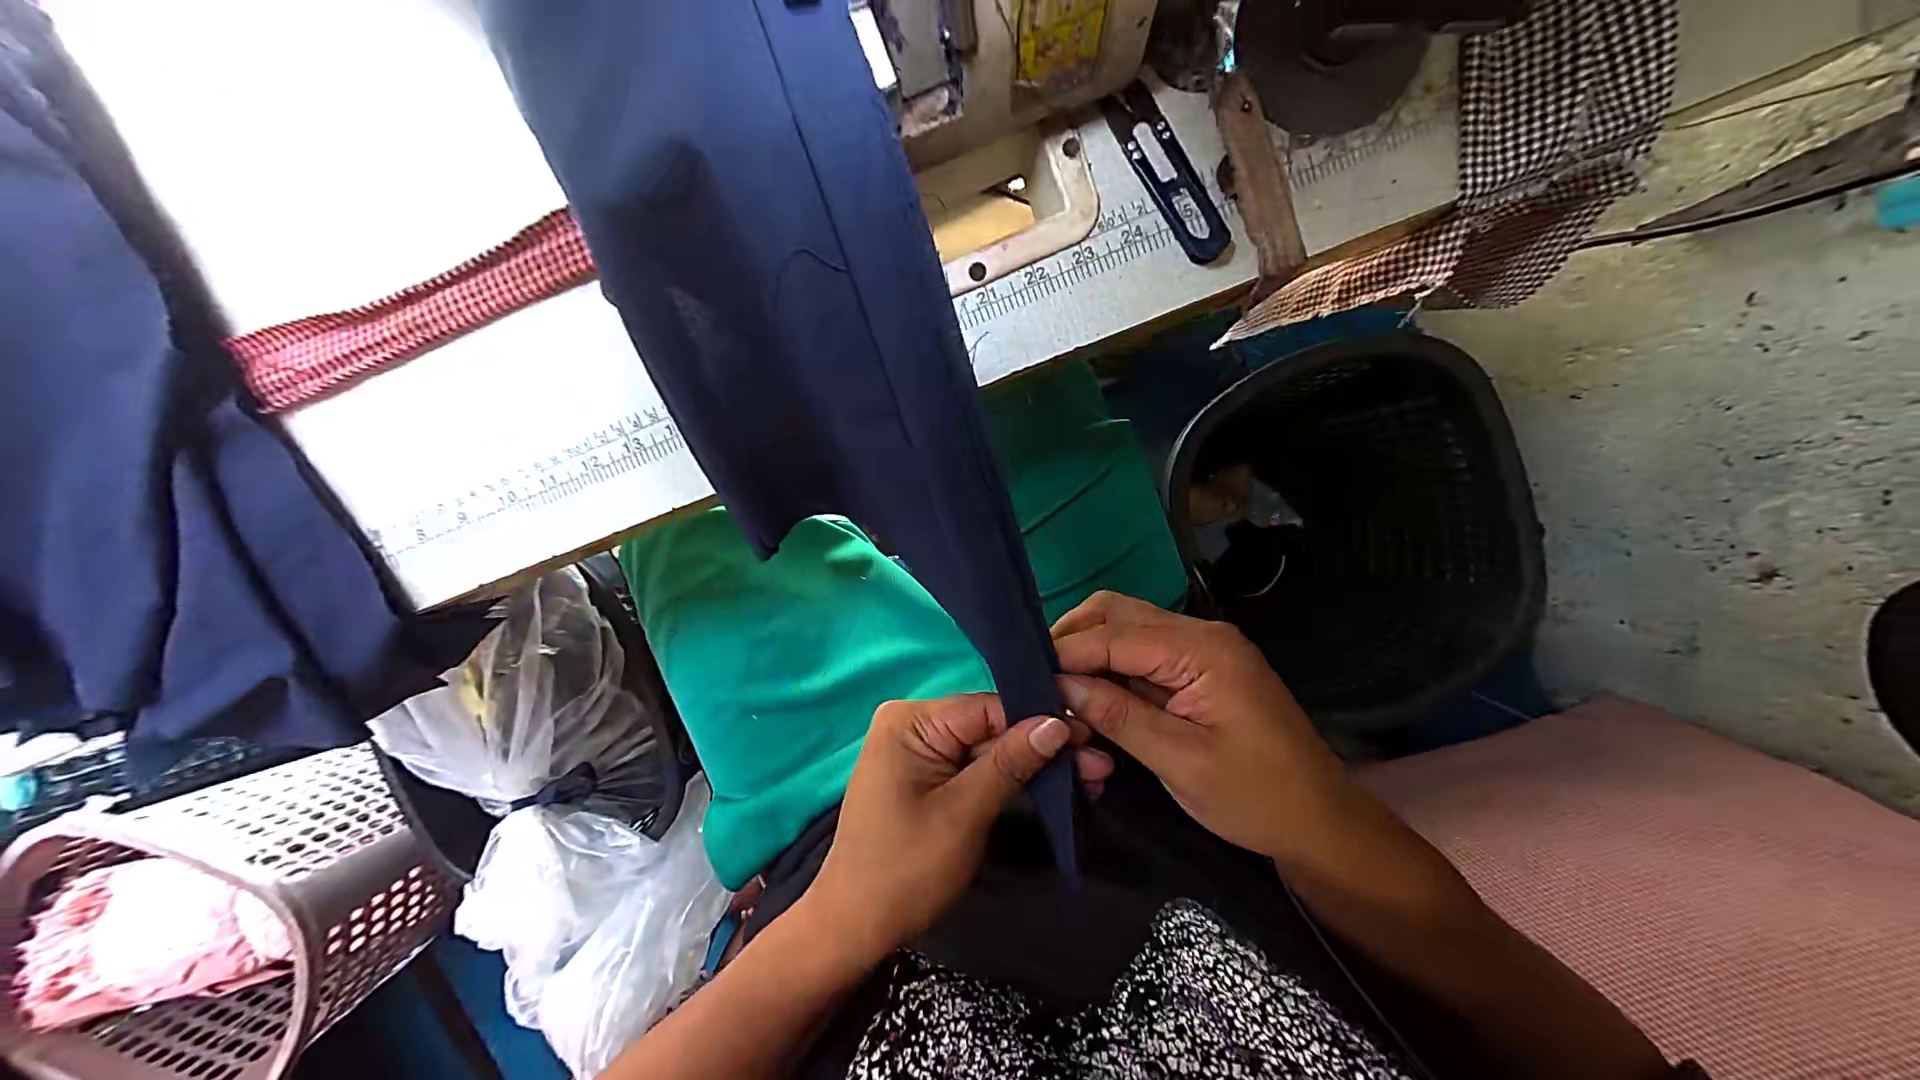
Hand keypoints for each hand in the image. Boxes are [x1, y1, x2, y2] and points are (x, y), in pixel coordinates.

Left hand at [799, 694, 1112, 967]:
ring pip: (988, 748)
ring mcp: (919, 749)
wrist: (854, 926)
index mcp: (911, 721)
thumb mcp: (964, 813)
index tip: (1091, 732)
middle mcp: (913, 724)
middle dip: (1044, 745)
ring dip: (1034, 763)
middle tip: (1100, 763)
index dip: (1040, 719)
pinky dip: (1011, 778)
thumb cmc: (904, 869)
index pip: (988, 707)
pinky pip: (975, 766)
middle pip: (991, 726)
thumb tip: (1057, 723)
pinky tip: (1053, 783)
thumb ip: (1010, 763)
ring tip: (1091, 775)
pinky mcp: (928, 774)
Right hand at [1051, 591, 1344, 859]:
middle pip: (1118, 613)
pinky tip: (1089, 694)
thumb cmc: (1257, 797)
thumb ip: (1117, 715)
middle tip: (1037, 678)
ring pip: (1126, 628)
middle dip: (1072, 639)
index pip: (1116, 635)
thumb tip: (1060, 684)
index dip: (1067, 653)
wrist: (1321, 822)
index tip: (1026, 677)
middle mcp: (1201, 634)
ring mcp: (1202, 648)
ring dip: (1089, 651)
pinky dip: (1110, 668)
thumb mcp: (1180, 761)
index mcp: (1204, 650)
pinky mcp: (1199, 668)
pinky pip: (1142, 653)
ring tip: (1058, 687)